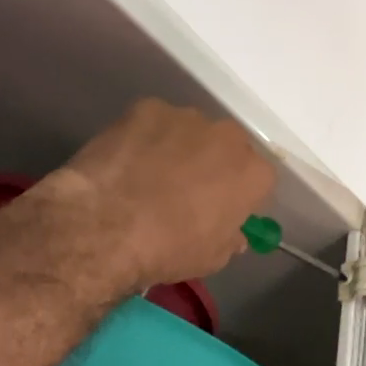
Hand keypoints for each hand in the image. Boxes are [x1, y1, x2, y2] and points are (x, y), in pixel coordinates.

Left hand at [46, 100, 275, 289]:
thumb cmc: (170, 247)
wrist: (107, 224)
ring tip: (150, 176)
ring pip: (190, 132)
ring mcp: (186, 117)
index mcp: (253, 173)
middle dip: (213, 165)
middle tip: (187, 191)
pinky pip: (153, 123)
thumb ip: (229, 238)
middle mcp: (228, 136)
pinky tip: (126, 162)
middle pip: (227, 147)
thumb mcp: (212, 258)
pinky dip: (145, 138)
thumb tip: (232, 234)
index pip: (258, 179)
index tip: (223, 210)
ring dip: (179, 148)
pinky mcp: (146, 107)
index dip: (240, 196)